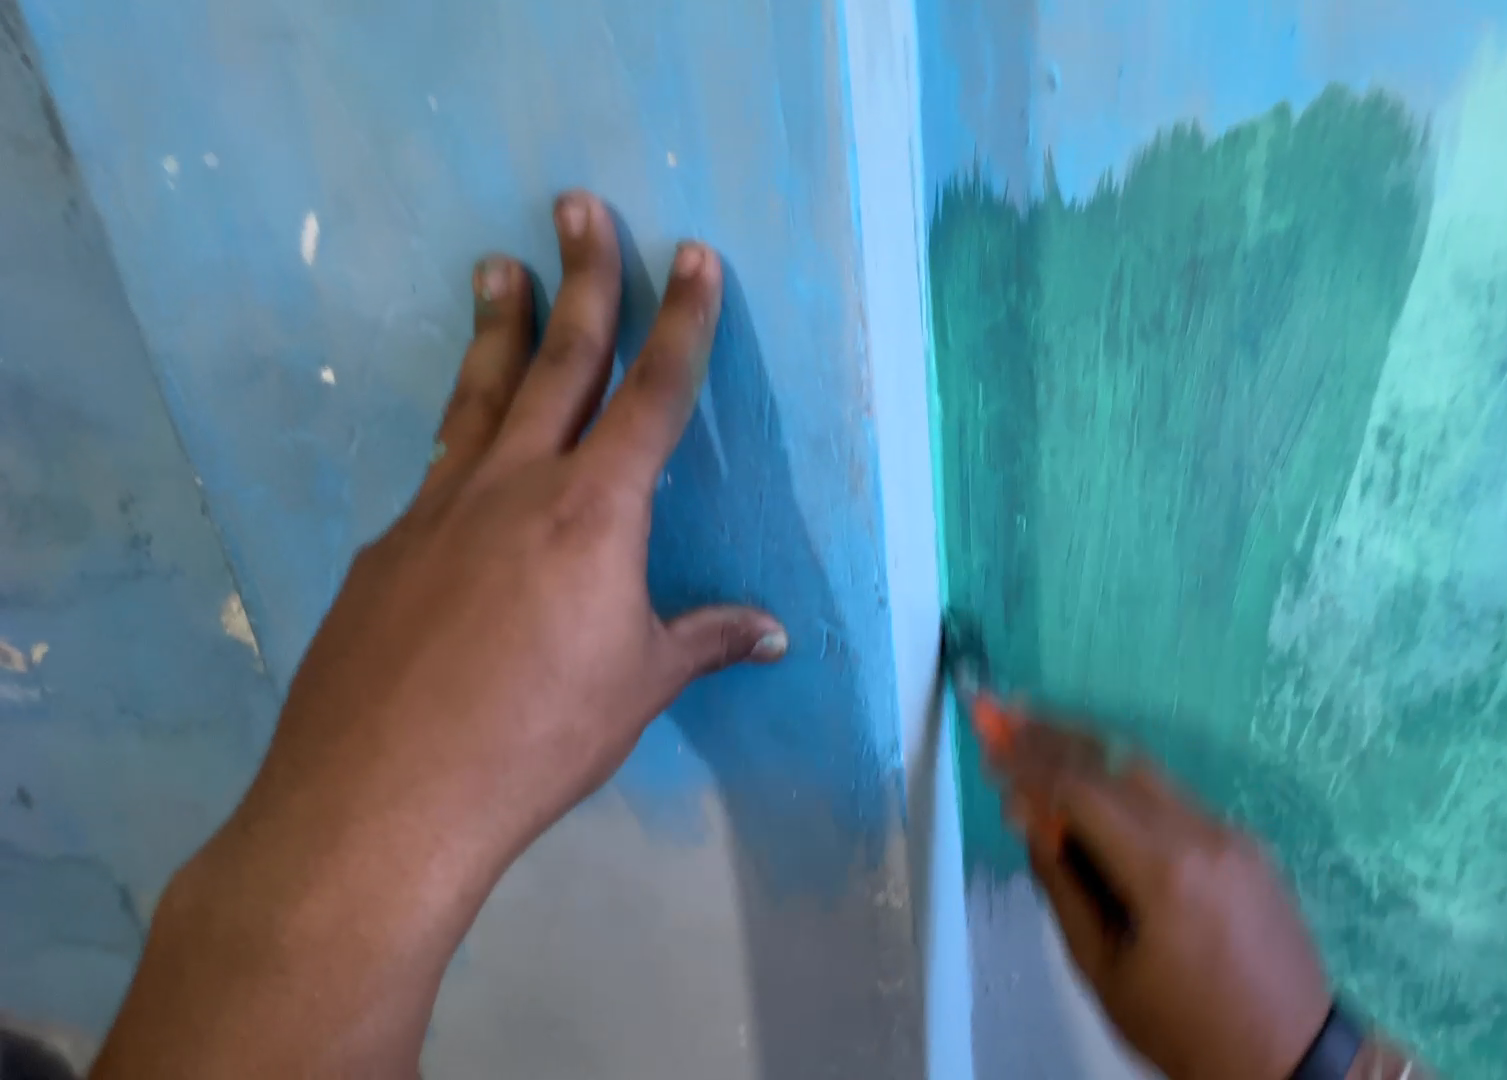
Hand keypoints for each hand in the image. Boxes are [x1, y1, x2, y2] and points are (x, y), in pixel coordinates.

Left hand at [233, 190, 785, 889]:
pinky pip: (441, 472)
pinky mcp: (387, 548)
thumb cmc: (544, 734)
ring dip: (497, 327)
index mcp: (595, 511)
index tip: (692, 260)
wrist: (385, 802)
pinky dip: (466, 439)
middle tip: (578, 206)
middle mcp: (515, 488)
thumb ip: (708, 639)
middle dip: (583, 280)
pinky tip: (469, 452)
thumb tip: (774, 634)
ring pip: (479, 397)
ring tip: (497, 266)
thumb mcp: (643, 683)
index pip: (654, 397)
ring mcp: (439, 510)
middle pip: (560, 363)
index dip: (682, 324)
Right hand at [988, 712, 1333, 1079]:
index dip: (1030, 767)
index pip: (1082, 793)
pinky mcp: (1242, 837)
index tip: (991, 745)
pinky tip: (1091, 780)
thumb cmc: (1182, 1028)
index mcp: (1164, 872)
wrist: (1293, 1059)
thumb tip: (1030, 816)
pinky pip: (1171, 797)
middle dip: (1052, 735)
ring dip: (1087, 750)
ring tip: (1037, 729)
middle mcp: (1200, 832)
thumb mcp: (1102, 969)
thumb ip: (1063, 883)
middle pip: (1113, 762)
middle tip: (1003, 711)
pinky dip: (1123, 783)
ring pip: (1143, 771)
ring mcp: (1228, 830)